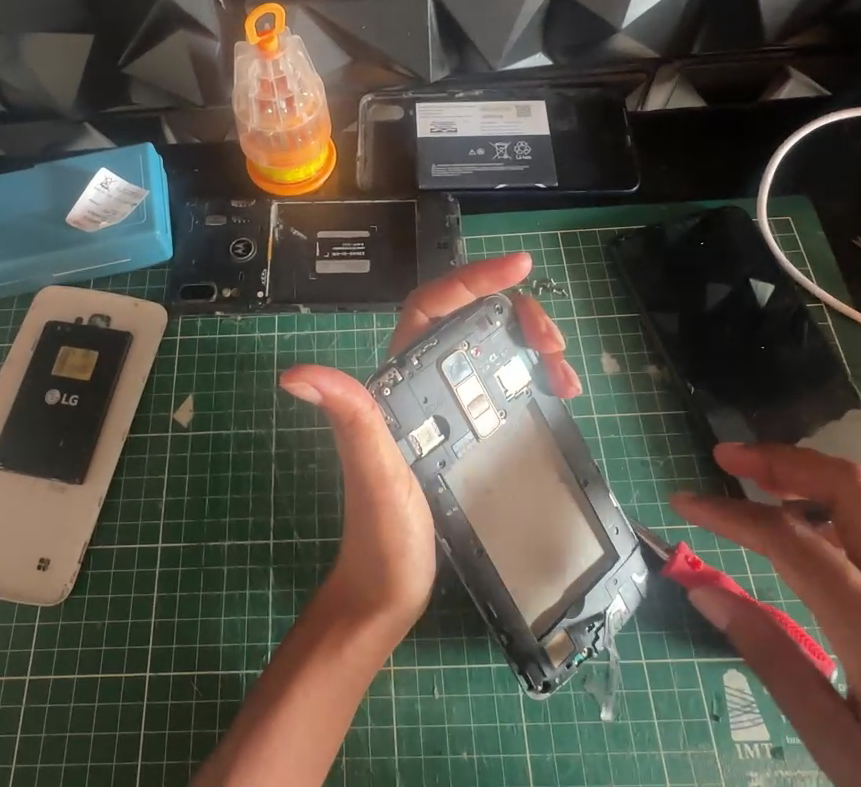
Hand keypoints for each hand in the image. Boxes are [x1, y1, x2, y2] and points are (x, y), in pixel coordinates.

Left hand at [280, 253, 580, 631]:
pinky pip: (502, 391)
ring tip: (563, 370)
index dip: (472, 281)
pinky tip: (556, 393)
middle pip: (468, 323)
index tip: (520, 269)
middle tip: (553, 342)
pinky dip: (531, 381)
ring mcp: (444, 412)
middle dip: (514, 314)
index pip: (431, 309)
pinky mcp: (466, 438)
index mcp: (396, 384)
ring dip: (528, 347)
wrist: (387, 591)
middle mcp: (419, 388)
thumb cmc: (378, 535)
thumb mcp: (373, 473)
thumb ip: (349, 417)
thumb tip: (297, 372)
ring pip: (490, 354)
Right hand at [673, 444, 860, 786]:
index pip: (793, 543)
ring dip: (830, 472)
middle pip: (854, 491)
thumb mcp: (837, 747)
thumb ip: (771, 658)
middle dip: (783, 461)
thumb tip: (703, 590)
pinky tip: (843, 523)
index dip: (730, 514)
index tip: (686, 501)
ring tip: (778, 479)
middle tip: (729, 458)